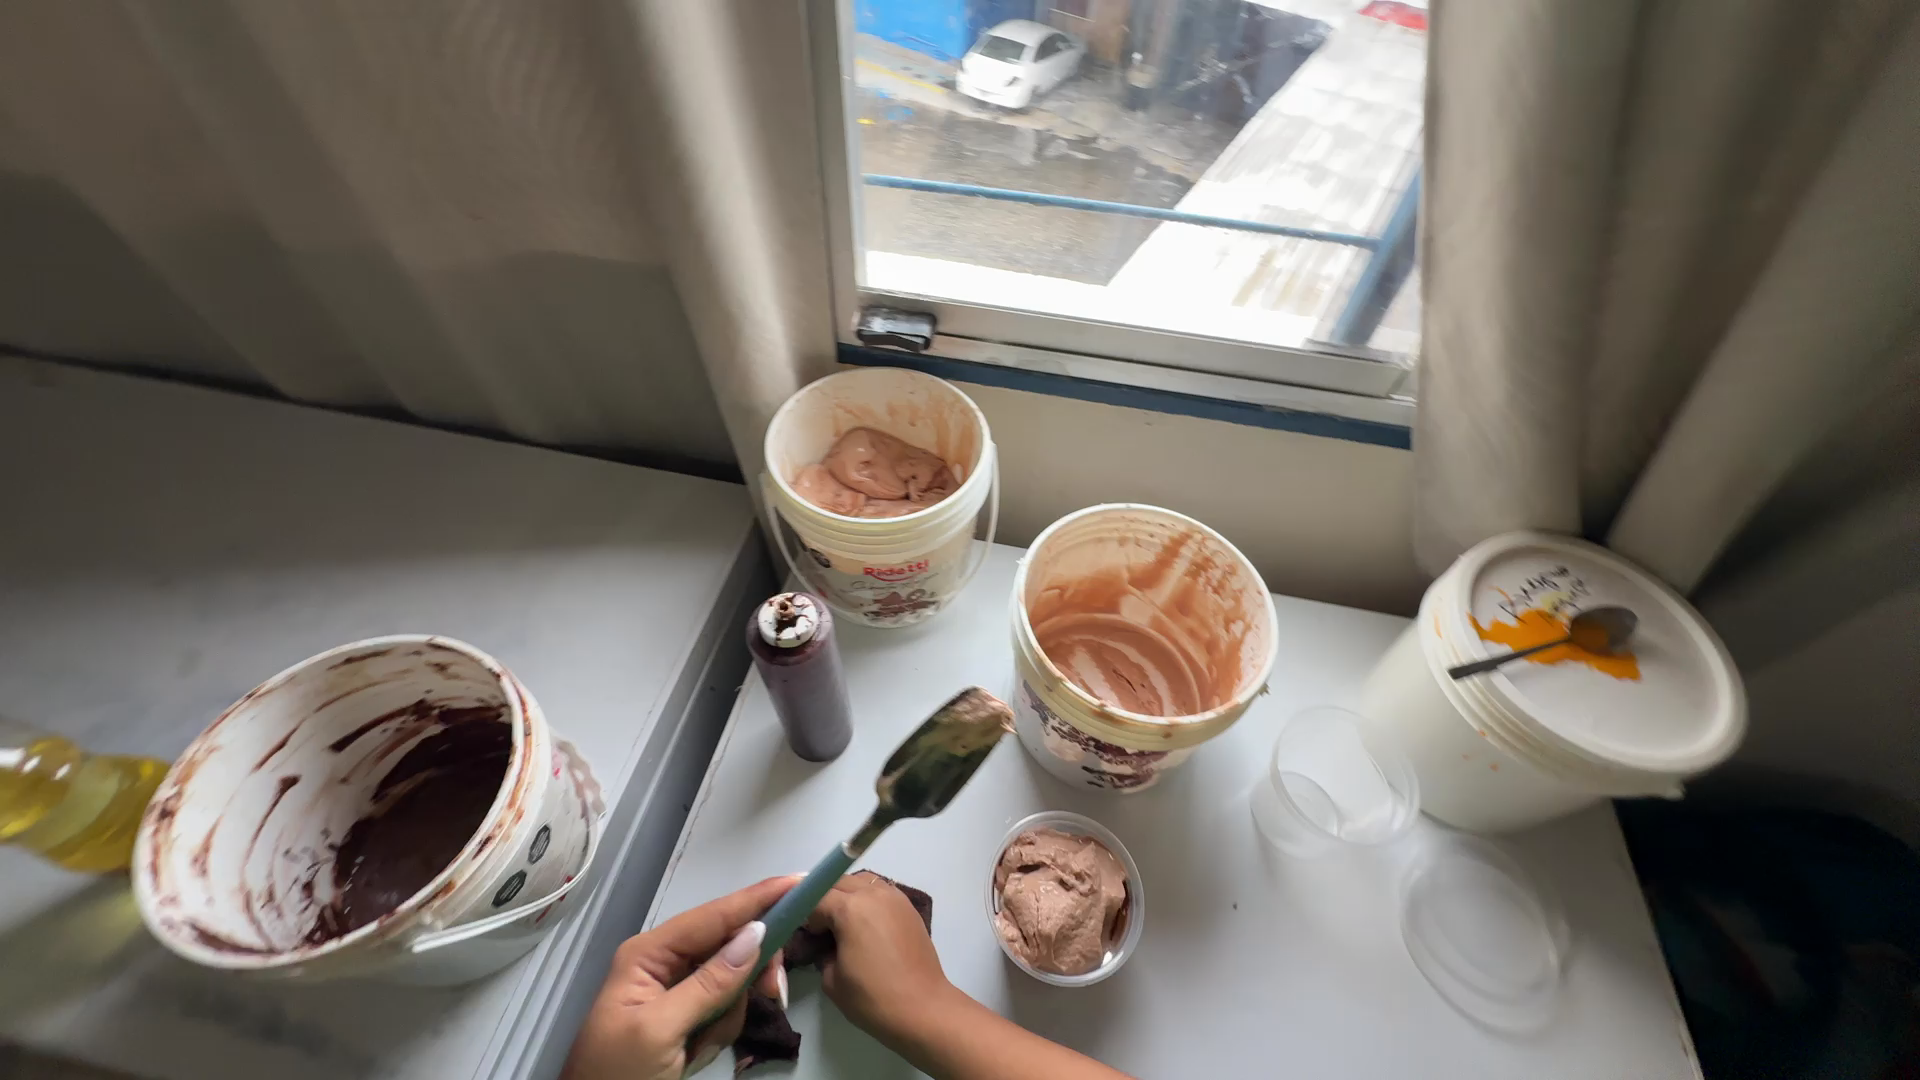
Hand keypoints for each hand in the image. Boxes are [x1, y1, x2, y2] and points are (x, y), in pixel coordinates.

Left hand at [564, 876, 796, 1079]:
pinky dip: (719, 1033)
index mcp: (649, 953)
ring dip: (727, 1015)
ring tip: (699, 1051)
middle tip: (774, 992)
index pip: (715, 914)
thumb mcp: (659, 1033)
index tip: (798, 881)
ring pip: (733, 979)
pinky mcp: (687, 1019)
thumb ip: (709, 983)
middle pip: (730, 943)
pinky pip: (725, 1008)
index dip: (758, 897)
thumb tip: (756, 934)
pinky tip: (693, 1058)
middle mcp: (665, 962)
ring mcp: (677, 991)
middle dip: (750, 971)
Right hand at [806, 871, 958, 1039]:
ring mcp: (894, 896)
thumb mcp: (832, 980)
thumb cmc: (872, 997)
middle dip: (826, 899)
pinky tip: (867, 922)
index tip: (808, 933)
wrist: (920, 1006)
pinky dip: (868, 897)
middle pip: (839, 882)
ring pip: (862, 880)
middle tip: (822, 926)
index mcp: (850, 909)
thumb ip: (823, 952)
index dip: (807, 913)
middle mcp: (872, 892)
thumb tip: (827, 943)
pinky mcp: (908, 905)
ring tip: (845, 921)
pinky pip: (880, 889)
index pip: (817, 897)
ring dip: (847, 893)